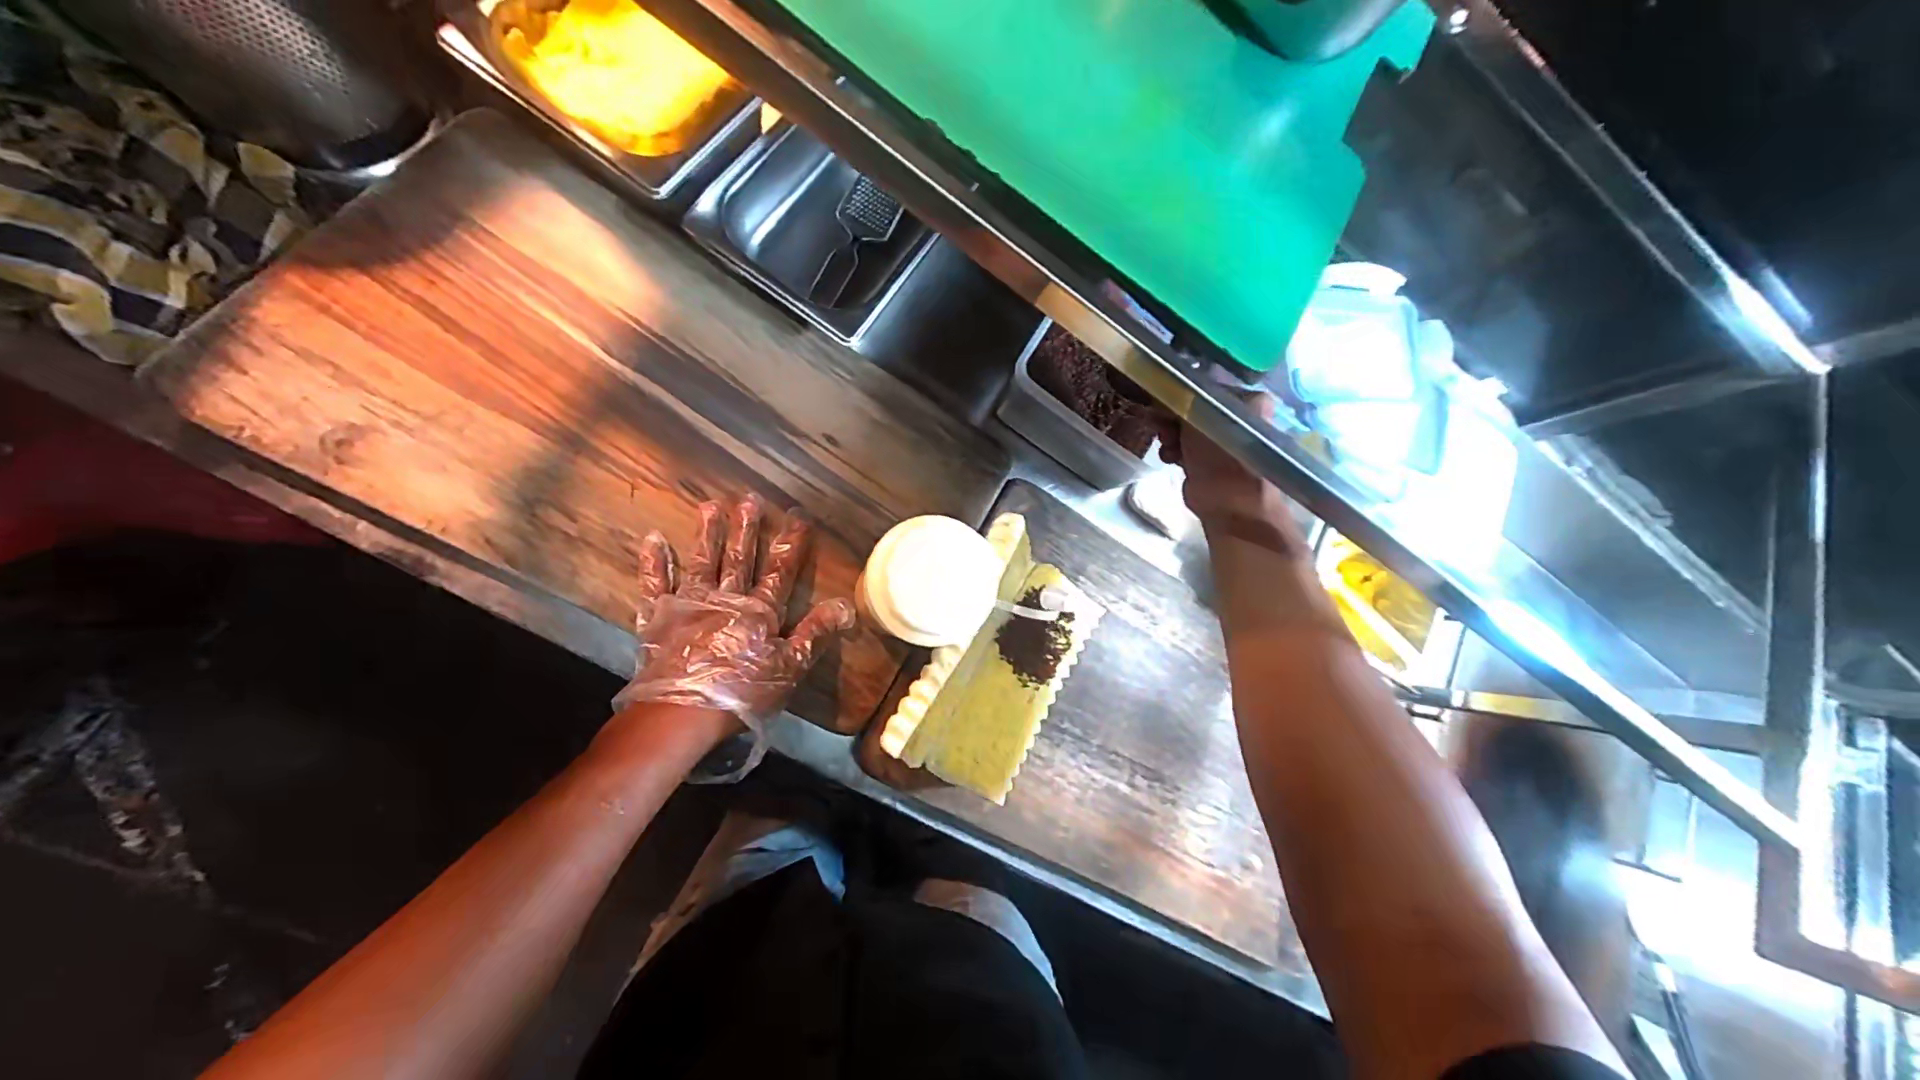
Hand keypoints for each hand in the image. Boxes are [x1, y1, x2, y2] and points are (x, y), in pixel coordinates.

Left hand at [613, 498, 856, 729]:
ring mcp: (690, 604)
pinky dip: (654, 562)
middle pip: (740, 559)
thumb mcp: (789, 668)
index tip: (799, 516)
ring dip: (708, 534)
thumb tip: (846, 604)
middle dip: (747, 529)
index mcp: (760, 612)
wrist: (681, 713)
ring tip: (711, 506)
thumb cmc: (741, 693)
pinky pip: (655, 584)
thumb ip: (815, 634)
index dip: (792, 544)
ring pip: (702, 562)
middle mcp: (726, 599)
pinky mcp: (659, 618)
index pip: (781, 570)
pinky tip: (653, 539)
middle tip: (749, 499)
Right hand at [1160, 396, 1309, 560]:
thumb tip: (1160, 390)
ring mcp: (1225, 442)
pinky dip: (1174, 451)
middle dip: (1171, 416)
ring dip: (1170, 435)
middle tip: (1157, 423)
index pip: (1206, 386)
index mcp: (1249, 400)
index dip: (1180, 392)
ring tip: (1165, 444)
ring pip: (1187, 429)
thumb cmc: (1220, 452)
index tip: (1159, 400)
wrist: (1229, 502)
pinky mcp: (1210, 463)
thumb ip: (1179, 399)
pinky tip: (1169, 457)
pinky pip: (1186, 449)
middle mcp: (1240, 418)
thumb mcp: (1197, 415)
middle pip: (1195, 408)